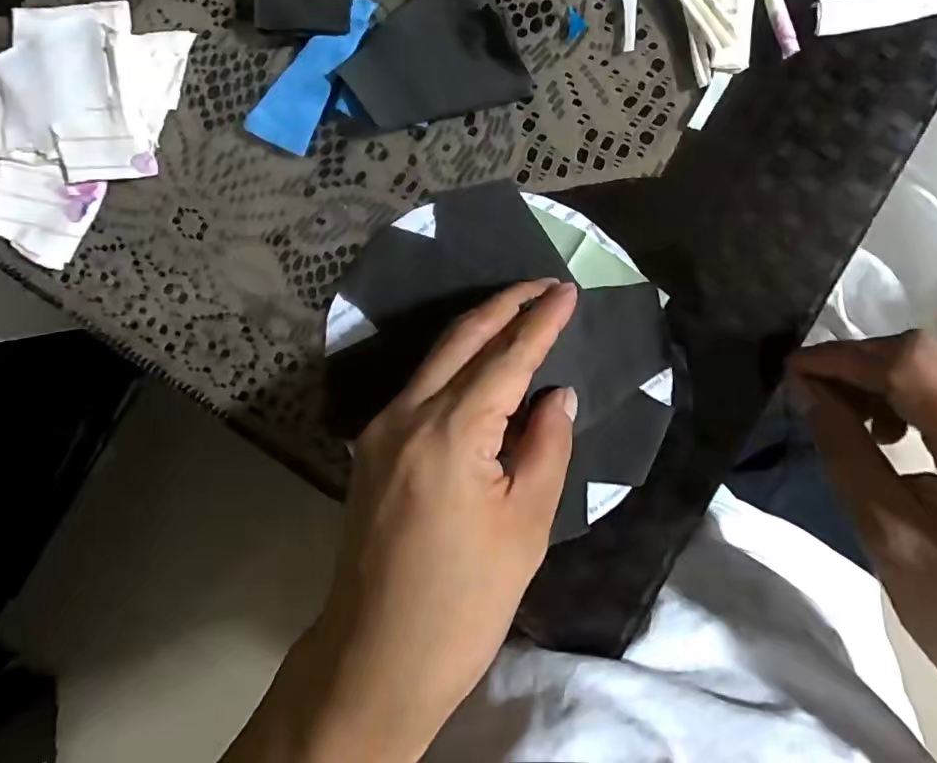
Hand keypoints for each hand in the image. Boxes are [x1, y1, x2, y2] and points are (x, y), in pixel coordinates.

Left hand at [224, 279, 578, 762]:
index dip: (539, 322)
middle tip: (541, 286)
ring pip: (434, 359)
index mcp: (450, 430)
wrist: (378, 650)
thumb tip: (554, 393)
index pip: (505, 358)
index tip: (565, 292)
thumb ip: (544, 447)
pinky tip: (479, 369)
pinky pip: (419, 389)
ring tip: (517, 313)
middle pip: (459, 340)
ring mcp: (380, 427)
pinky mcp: (371, 445)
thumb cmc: (465, 600)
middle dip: (502, 306)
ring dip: (476, 331)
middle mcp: (406, 413)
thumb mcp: (525, 526)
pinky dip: (453, 368)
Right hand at [789, 332, 936, 762]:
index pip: (914, 367)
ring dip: (878, 376)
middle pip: (929, 356)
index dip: (845, 358)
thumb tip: (804, 386)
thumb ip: (842, 444)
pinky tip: (883, 428)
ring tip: (845, 413)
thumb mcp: (881, 524)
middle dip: (858, 361)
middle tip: (811, 389)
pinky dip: (902, 393)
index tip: (794, 373)